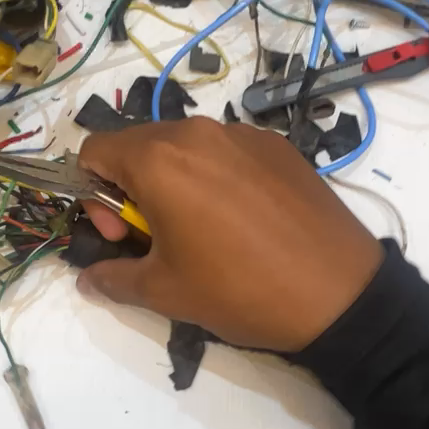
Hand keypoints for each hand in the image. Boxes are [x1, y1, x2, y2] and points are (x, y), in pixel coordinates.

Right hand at [77, 119, 383, 351]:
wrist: (340, 295)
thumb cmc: (239, 290)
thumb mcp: (164, 293)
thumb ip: (112, 278)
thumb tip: (87, 280)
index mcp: (158, 160)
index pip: (93, 150)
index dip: (94, 195)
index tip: (125, 234)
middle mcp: (197, 132)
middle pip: (137, 146)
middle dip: (132, 188)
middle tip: (160, 237)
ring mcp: (242, 134)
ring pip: (183, 146)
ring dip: (174, 181)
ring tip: (206, 230)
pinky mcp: (277, 145)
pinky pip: (226, 150)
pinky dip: (217, 177)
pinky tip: (244, 220)